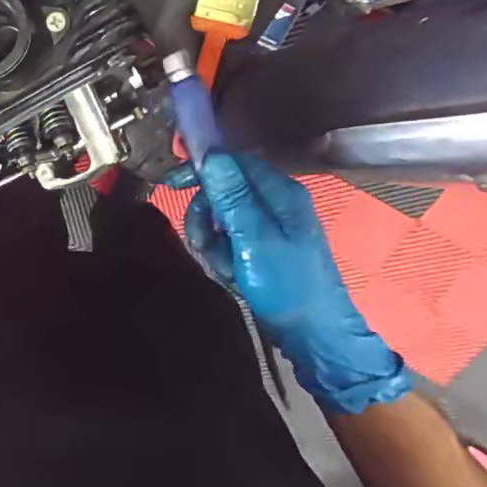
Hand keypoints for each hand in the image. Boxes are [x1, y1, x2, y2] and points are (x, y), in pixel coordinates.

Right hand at [171, 153, 409, 413]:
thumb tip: (209, 151)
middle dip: (207, 215)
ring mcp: (271, 228)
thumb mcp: (254, 238)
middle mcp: (277, 203)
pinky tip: (232, 276)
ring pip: (224, 218)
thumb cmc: (286, 285)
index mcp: (281, 191)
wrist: (315, 336)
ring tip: (223, 267)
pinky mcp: (264, 251)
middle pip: (225, 190)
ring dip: (214, 241)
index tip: (172, 184)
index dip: (202, 168)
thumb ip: (231, 195)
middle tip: (202, 242)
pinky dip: (225, 257)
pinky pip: (232, 242)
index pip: (234, 161)